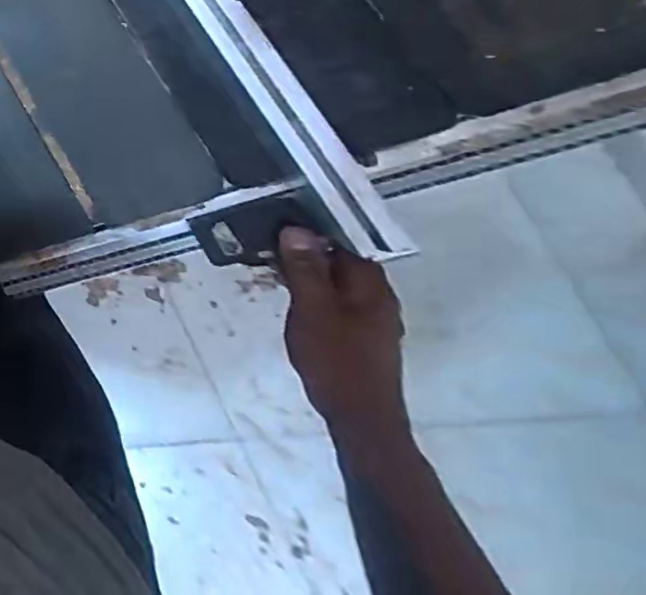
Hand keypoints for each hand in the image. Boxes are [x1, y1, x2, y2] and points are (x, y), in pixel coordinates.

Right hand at [280, 226, 409, 438]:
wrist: (361, 420)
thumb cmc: (336, 360)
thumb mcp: (312, 309)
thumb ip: (305, 268)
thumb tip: (296, 229)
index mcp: (370, 283)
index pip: (341, 238)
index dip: (308, 229)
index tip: (275, 225)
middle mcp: (378, 295)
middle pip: (339, 258)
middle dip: (304, 251)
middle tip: (266, 249)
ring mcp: (373, 316)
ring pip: (336, 280)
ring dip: (307, 273)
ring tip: (273, 271)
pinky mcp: (363, 334)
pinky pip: (337, 299)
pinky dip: (315, 293)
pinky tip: (294, 300)